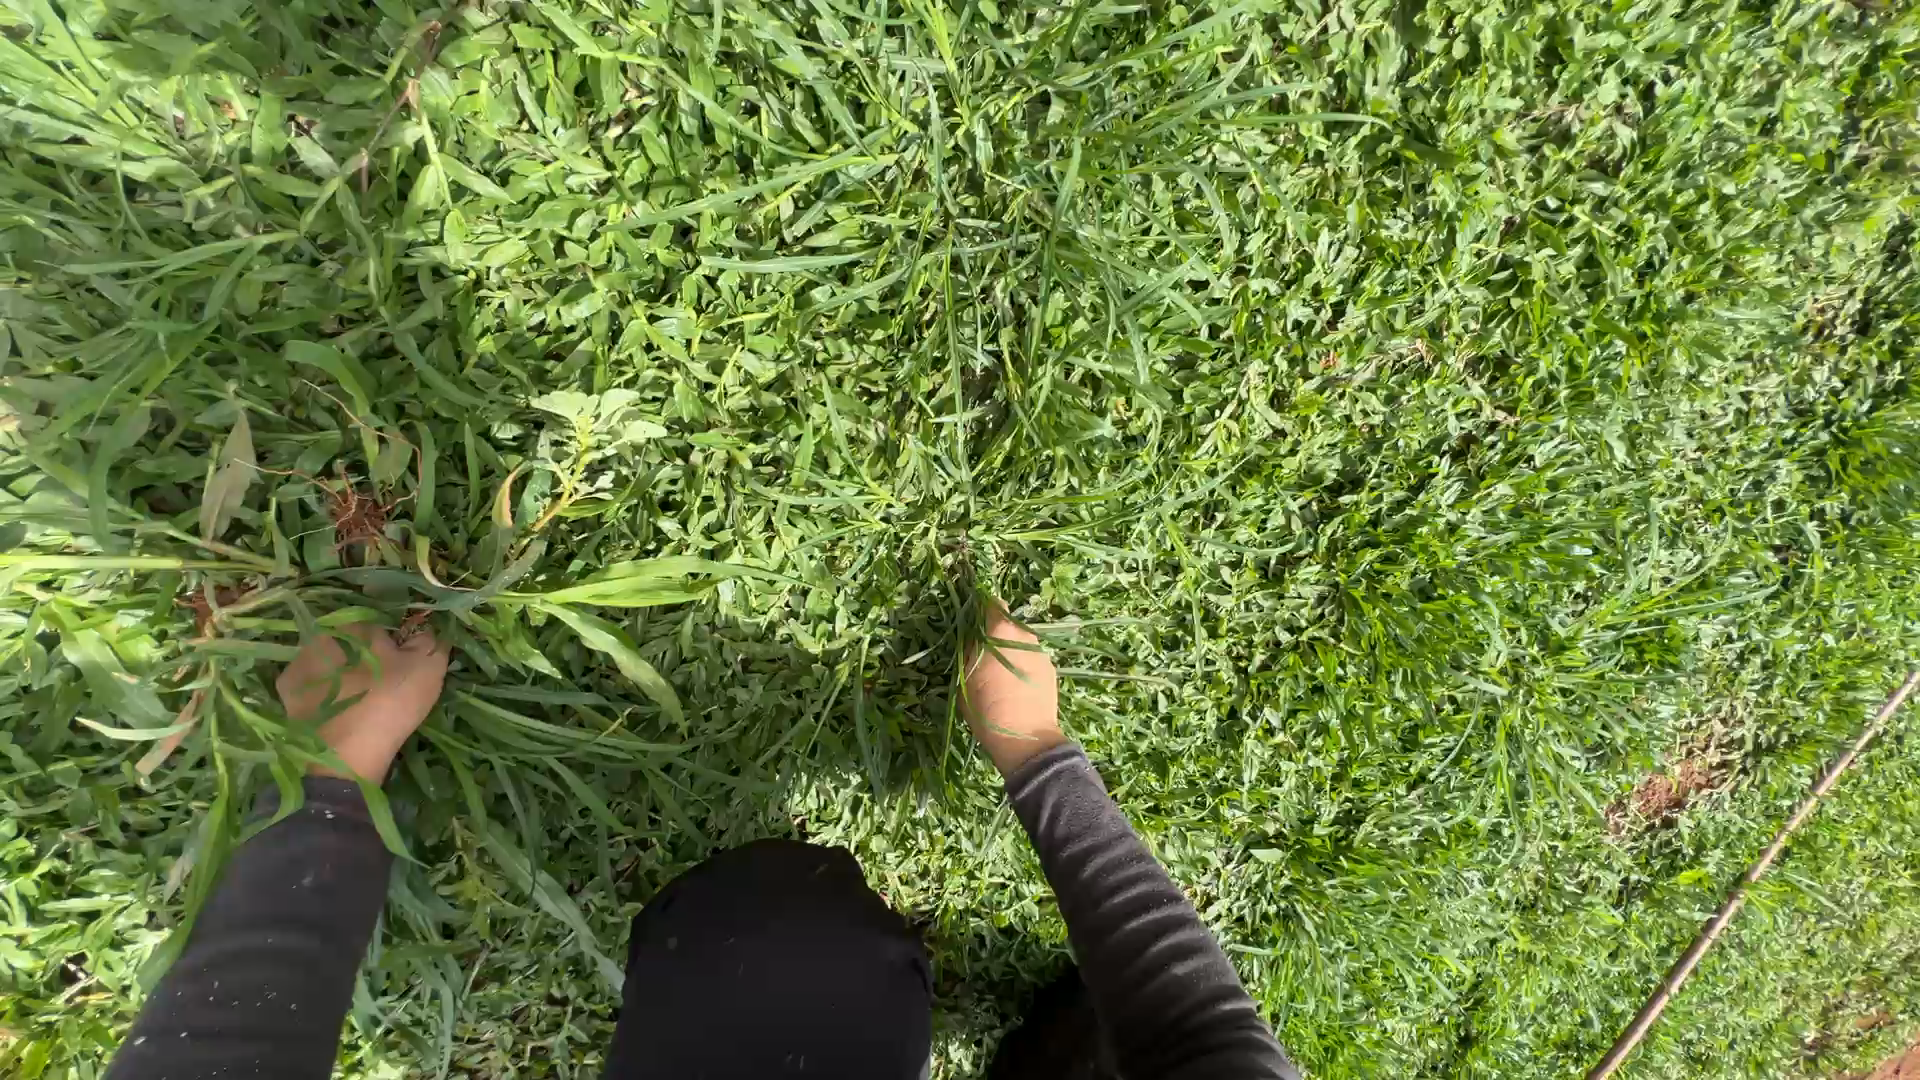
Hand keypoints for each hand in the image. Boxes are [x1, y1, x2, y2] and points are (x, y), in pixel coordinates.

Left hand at [276, 621, 450, 782]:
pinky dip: (329, 691)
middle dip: (368, 653)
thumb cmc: (392, 701)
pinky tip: (345, 706)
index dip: (397, 638)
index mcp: (354, 627)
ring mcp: (297, 669)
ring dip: (346, 671)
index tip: (408, 657)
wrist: (346, 755)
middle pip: (352, 641)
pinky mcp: (287, 697)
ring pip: (332, 661)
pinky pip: (316, 684)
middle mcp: (319, 640)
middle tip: (388, 676)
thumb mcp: (429, 665)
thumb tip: (427, 628)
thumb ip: (431, 639)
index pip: (380, 622)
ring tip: (366, 695)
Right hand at [963, 601, 1064, 776]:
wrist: (1025, 739)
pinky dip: (1024, 667)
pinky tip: (1017, 688)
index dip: (983, 609)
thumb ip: (969, 651)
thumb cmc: (987, 708)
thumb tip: (972, 638)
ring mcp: (1041, 653)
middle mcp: (1024, 636)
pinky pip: (1032, 660)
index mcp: (1000, 632)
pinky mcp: (1051, 670)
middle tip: (984, 655)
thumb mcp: (965, 678)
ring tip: (1002, 676)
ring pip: (1021, 644)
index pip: (993, 604)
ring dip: (1011, 652)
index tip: (975, 621)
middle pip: (1008, 626)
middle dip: (996, 635)